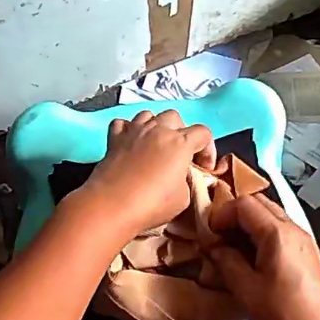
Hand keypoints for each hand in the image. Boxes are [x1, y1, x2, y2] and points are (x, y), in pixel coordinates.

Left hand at [70, 110, 214, 238]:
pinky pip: (123, 124)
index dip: (208, 149)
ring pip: (148, 115)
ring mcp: (134, 131)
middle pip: (175, 117)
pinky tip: (131, 143)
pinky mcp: (114, 139)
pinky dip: (129, 130)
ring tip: (155, 145)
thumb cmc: (152, 204)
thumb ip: (186, 180)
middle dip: (181, 132)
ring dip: (155, 126)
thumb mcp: (183, 198)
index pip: (203, 133)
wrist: (111, 205)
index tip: (203, 168)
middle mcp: (157, 130)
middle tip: (179, 154)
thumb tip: (179, 175)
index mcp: (180, 142)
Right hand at [206, 195, 319, 319]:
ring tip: (232, 248)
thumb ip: (225, 261)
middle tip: (219, 238)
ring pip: (268, 213)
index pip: (243, 203)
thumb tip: (214, 247)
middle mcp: (292, 228)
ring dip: (247, 224)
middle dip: (233, 215)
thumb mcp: (246, 289)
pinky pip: (278, 228)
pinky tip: (251, 257)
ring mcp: (301, 237)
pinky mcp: (305, 249)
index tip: (210, 234)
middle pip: (257, 202)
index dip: (221, 215)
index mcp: (277, 233)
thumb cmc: (286, 313)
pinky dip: (260, 233)